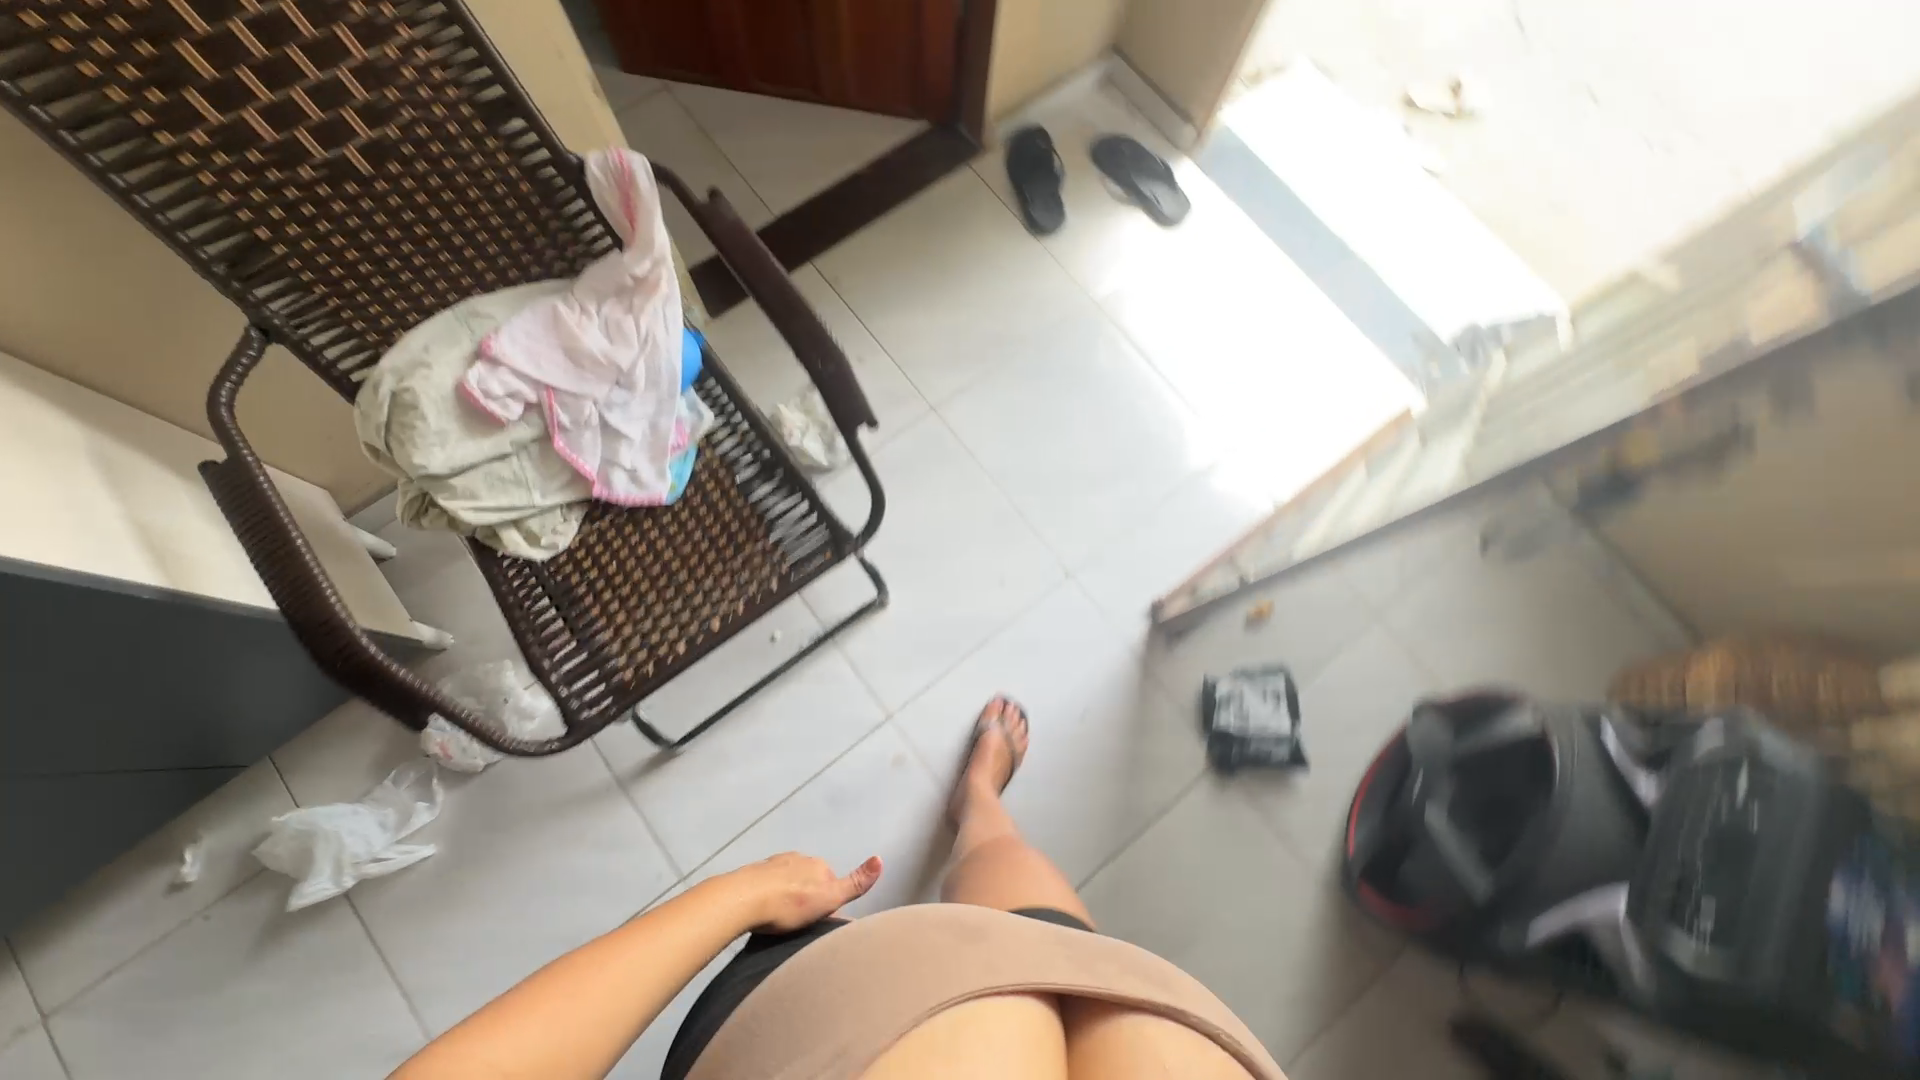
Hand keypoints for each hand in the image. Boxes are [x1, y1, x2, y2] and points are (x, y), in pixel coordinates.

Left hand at [724, 852, 883, 932]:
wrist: (744, 899)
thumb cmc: (790, 904)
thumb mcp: (829, 898)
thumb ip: (855, 882)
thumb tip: (880, 859)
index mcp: (818, 865)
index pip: (831, 883)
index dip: (827, 903)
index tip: (818, 922)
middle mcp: (798, 858)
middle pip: (809, 881)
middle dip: (806, 898)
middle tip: (798, 925)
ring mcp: (775, 864)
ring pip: (787, 882)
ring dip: (786, 897)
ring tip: (779, 921)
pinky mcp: (754, 874)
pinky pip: (767, 886)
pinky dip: (768, 897)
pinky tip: (762, 913)